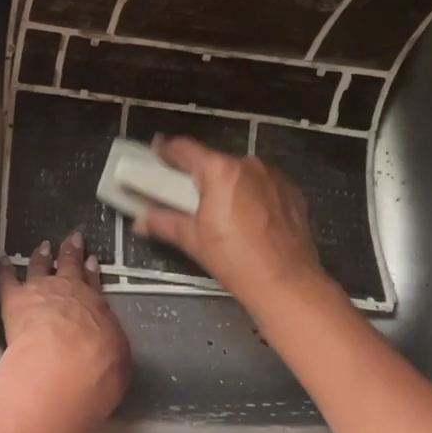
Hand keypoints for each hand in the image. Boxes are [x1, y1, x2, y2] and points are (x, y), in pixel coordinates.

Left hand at [0, 233, 131, 428]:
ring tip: (42, 246)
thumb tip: (106, 337)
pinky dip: (4, 270)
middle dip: (71, 251)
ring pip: (39, 266)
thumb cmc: (99, 367)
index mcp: (95, 305)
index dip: (92, 272)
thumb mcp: (118, 354)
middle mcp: (68, 291)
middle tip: (73, 238)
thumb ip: (109, 340)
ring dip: (41, 256)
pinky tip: (2, 262)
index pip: (93, 284)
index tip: (91, 260)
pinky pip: (7, 280)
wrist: (65, 364)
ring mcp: (40, 290)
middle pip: (70, 265)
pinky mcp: (15, 299)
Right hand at [133, 135, 326, 296]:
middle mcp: (248, 165)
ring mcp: (274, 176)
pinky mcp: (292, 191)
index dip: (166, 149)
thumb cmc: (234, 259)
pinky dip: (252, 193)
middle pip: (214, 160)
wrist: (288, 284)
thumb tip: (139, 221)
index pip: (184, 148)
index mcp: (219, 170)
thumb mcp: (193, 240)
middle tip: (186, 191)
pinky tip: (249, 217)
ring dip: (227, 183)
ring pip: (240, 172)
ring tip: (221, 208)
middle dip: (199, 173)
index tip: (155, 152)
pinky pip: (263, 184)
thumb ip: (163, 222)